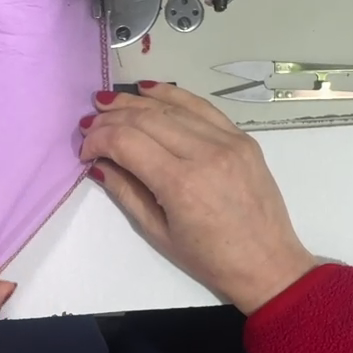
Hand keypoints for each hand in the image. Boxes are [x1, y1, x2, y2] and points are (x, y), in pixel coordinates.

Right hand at [79, 82, 315, 312]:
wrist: (266, 262)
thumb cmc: (209, 259)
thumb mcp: (158, 233)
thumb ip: (126, 192)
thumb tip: (99, 164)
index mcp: (180, 184)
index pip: (126, 143)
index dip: (98, 140)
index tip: (85, 150)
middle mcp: (204, 154)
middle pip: (146, 119)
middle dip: (112, 117)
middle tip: (90, 121)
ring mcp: (228, 142)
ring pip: (172, 108)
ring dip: (136, 101)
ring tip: (110, 101)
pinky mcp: (242, 138)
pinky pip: (201, 107)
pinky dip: (173, 96)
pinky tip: (149, 90)